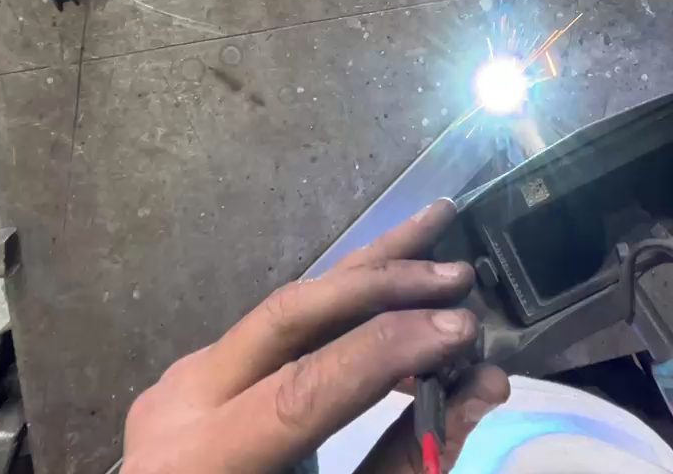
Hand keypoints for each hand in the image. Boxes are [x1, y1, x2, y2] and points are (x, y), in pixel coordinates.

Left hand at [122, 199, 509, 473]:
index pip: (305, 385)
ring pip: (294, 299)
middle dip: (383, 283)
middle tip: (458, 273)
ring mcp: (195, 370)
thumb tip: (483, 385)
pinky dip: (345, 294)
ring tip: (436, 222)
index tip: (462, 325)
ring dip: (371, 266)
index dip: (388, 349)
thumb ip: (401, 462)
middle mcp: (189, 396)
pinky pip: (285, 319)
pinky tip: (389, 270)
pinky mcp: (212, 363)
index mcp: (205, 458)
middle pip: (294, 312)